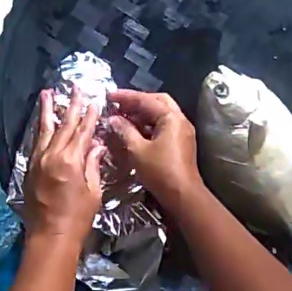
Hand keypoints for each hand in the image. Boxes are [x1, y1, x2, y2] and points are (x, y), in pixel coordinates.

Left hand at [23, 85, 106, 243]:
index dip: (89, 116)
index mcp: (71, 161)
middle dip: (71, 106)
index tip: (94, 101)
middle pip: (64, 126)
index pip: (83, 132)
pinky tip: (42, 122)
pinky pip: (36, 142)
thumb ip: (93, 165)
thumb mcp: (93, 191)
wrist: (50, 236)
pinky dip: (40, 129)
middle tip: (75, 88)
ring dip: (47, 111)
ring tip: (47, 94)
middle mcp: (52, 156)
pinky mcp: (30, 169)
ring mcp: (38, 161)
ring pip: (44, 130)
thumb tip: (96, 146)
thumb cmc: (77, 217)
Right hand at [107, 89, 202, 207]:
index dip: (126, 97)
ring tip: (122, 116)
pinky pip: (163, 126)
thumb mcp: (138, 150)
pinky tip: (134, 130)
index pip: (146, 100)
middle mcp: (180, 120)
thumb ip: (125, 130)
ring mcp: (182, 131)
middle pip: (157, 102)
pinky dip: (148, 124)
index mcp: (171, 118)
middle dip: (137, 101)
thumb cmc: (160, 171)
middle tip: (118, 104)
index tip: (109, 95)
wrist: (183, 195)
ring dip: (142, 113)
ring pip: (160, 114)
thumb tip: (113, 119)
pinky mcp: (180, 142)